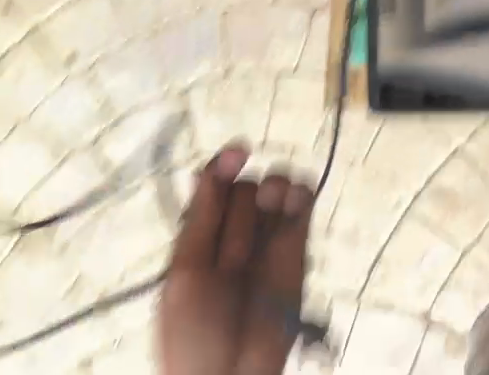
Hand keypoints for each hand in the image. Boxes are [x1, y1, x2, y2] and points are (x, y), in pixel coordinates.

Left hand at [158, 144, 314, 374]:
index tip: (239, 152)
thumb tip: (210, 167)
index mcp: (198, 237)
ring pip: (275, 187)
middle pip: (243, 187)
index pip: (212, 185)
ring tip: (272, 205)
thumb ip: (201, 220)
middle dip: (239, 210)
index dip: (224, 165)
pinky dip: (301, 193)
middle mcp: (232, 231)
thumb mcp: (185, 277)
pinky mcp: (297, 244)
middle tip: (233, 258)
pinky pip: (303, 202)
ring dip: (275, 187)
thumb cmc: (194, 335)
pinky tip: (294, 202)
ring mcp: (267, 236)